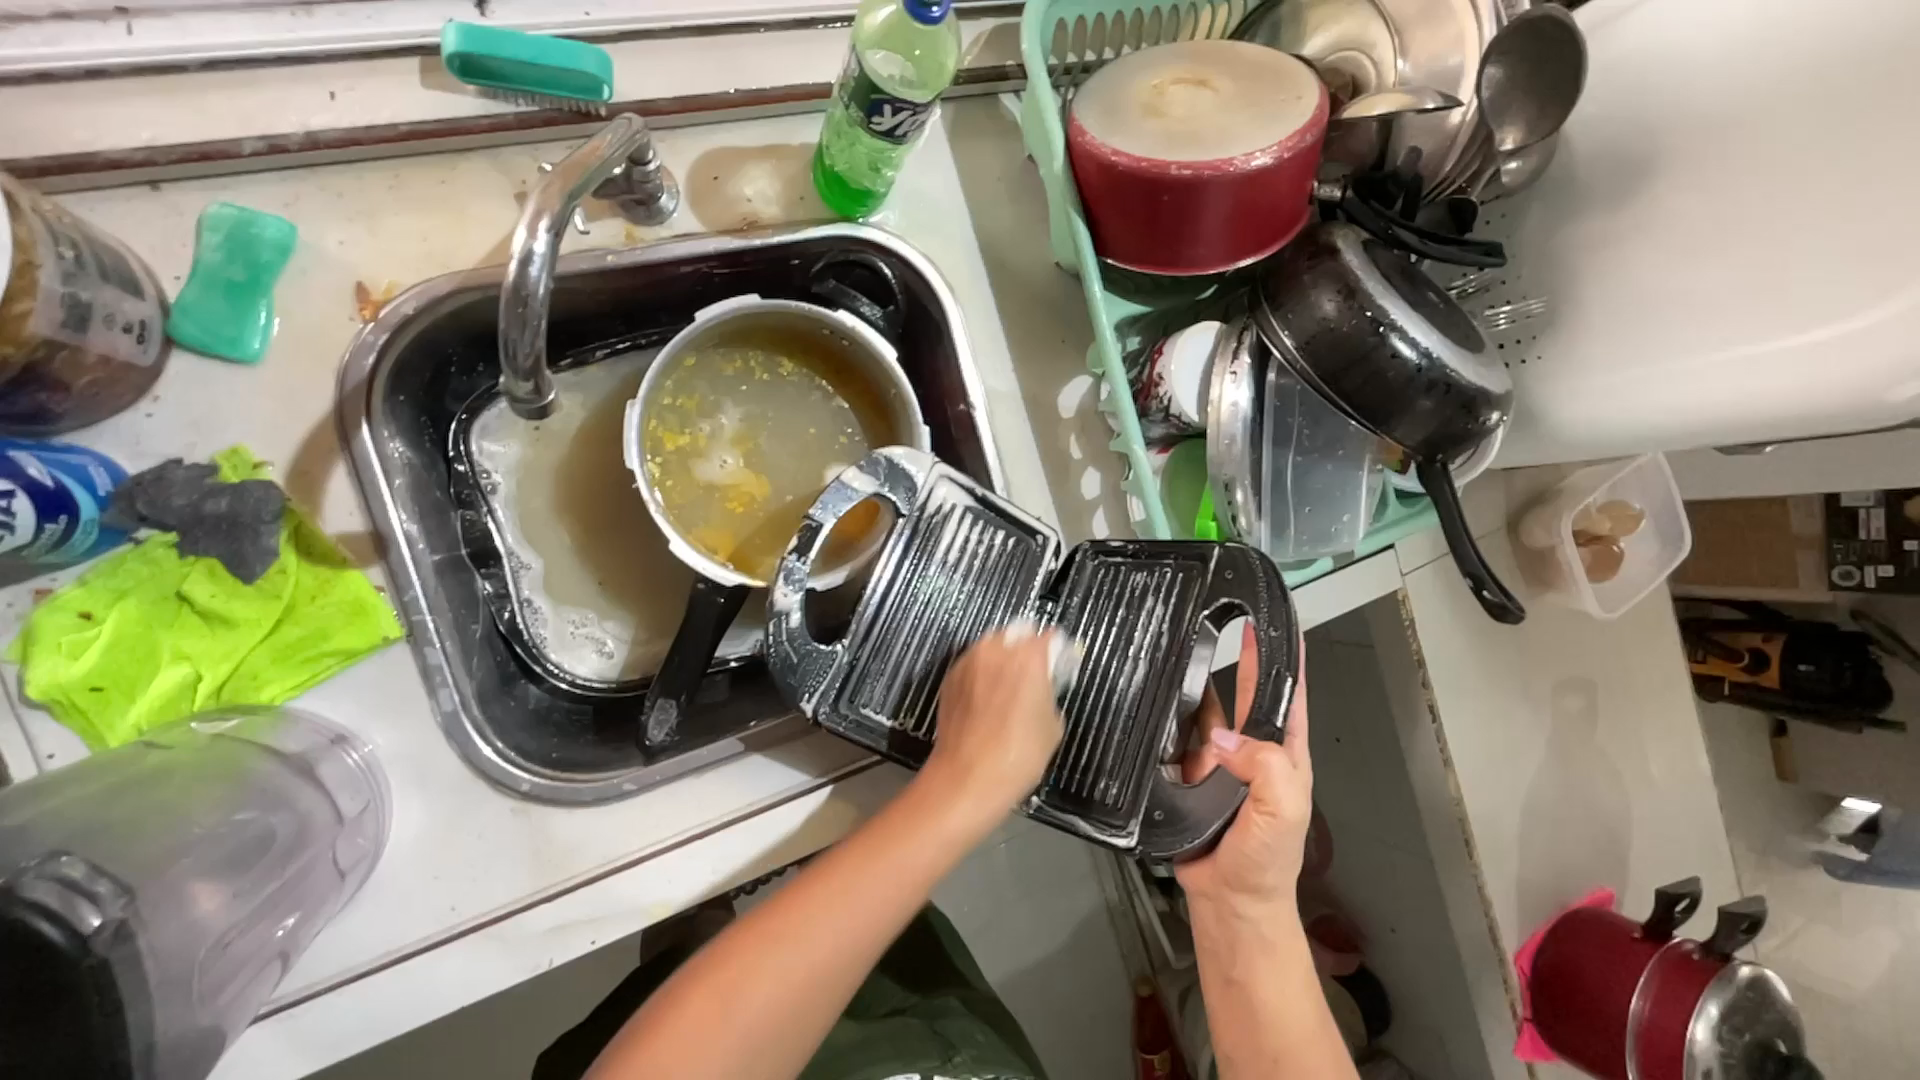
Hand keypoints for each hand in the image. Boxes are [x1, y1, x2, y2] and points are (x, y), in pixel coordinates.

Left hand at [921, 622, 1069, 817]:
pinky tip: (987, 699)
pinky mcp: (949, 678)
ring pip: (991, 647)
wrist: (968, 777)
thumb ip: (1049, 693)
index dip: (1058, 650)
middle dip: (1026, 649)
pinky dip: (981, 675)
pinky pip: (972, 666)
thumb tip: (1042, 689)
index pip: (1050, 637)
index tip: (1061, 662)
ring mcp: (968, 662)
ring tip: (1008, 687)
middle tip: (1033, 673)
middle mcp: (996, 650)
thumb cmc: (1018, 754)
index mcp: (1029, 656)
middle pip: (1017, 634)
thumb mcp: (1053, 724)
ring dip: (1001, 659)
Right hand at [1175, 623, 1312, 915]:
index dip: (1286, 661)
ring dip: (1196, 688)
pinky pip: (1175, 739)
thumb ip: (1263, 766)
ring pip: (1207, 713)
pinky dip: (1166, 720)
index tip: (1279, 627)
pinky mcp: (1188, 775)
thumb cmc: (1266, 862)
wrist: (1228, 901)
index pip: (1289, 697)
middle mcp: (1251, 752)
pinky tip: (1154, 699)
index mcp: (1284, 754)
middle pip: (1247, 695)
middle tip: (1228, 623)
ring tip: (1180, 652)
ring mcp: (1218, 763)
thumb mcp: (1282, 810)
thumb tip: (1221, 739)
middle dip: (1241, 660)